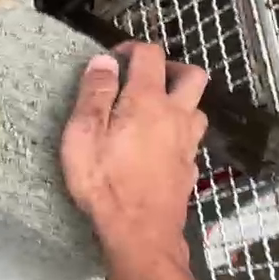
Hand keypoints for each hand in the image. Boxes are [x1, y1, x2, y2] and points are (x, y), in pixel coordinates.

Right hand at [61, 42, 208, 267]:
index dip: (131, 49)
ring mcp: (188, 142)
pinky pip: (190, 136)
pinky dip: (176, 130)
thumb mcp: (82, 135)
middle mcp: (176, 115)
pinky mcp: (190, 166)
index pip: (149, 55)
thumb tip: (103, 61)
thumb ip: (94, 95)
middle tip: (142, 79)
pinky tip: (157, 145)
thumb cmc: (104, 182)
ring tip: (150, 112)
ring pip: (196, 106)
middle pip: (192, 75)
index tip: (112, 59)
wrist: (139, 231)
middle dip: (169, 68)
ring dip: (178, 100)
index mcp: (147, 101)